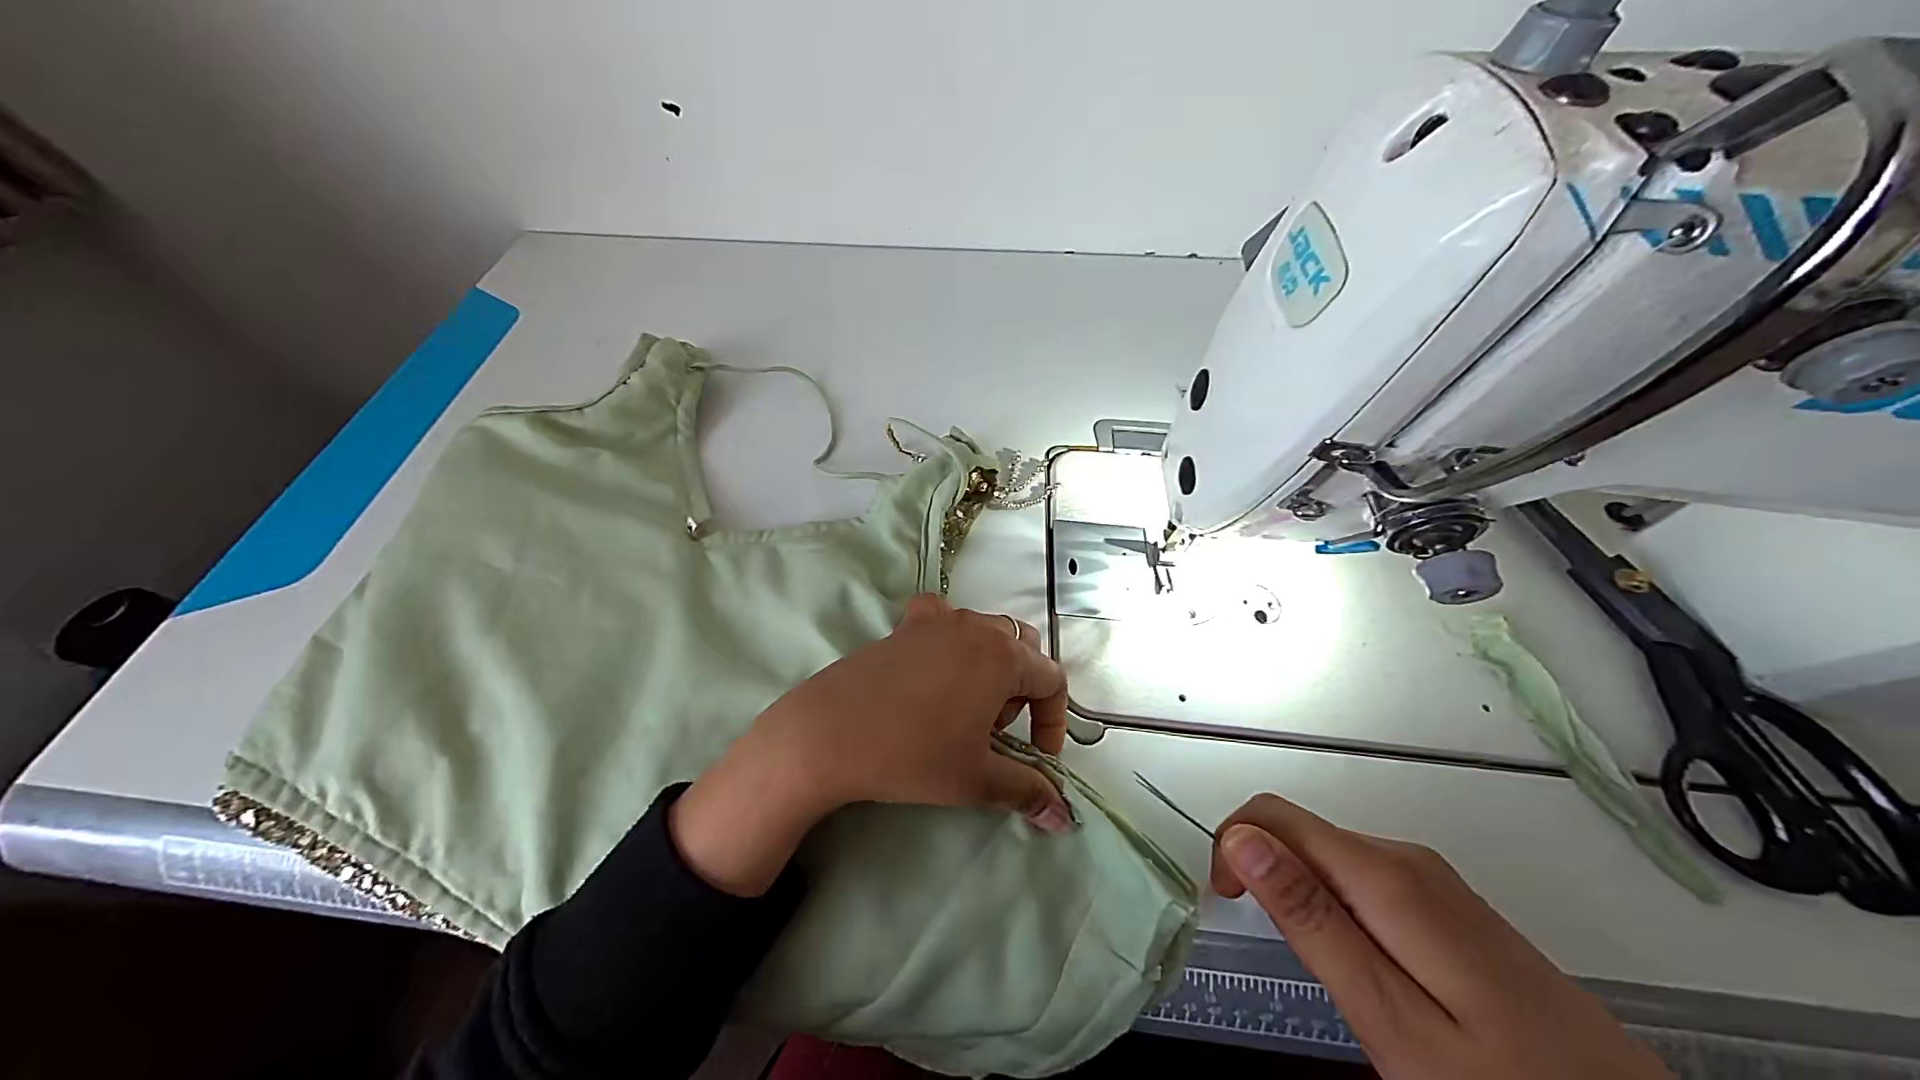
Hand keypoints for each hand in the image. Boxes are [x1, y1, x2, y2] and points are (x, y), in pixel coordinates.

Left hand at [671, 594, 1073, 895]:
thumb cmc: (913, 755)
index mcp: (1003, 656)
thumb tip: (1063, 818)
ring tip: (964, 708)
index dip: (1052, 723)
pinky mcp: (903, 626)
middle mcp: (975, 627)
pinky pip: (942, 620)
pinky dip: (950, 638)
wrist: (827, 735)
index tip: (1035, 757)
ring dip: (991, 667)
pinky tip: (934, 666)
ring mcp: (936, 621)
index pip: (1052, 681)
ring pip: (985, 633)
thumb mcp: (976, 779)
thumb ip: (1027, 792)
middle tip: (994, 732)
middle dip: (1021, 691)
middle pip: (1022, 650)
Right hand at [1211, 795, 1670, 1079]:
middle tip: (1266, 942)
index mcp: (1385, 876)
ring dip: (1297, 888)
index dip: (1232, 846)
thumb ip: (1311, 919)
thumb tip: (1243, 840)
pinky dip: (1335, 902)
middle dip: (1263, 868)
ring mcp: (1434, 880)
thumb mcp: (1389, 1015)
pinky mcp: (1450, 905)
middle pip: (1301, 831)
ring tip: (1311, 959)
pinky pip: (1365, 878)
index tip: (1226, 899)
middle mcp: (1407, 860)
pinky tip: (1357, 959)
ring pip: (1330, 854)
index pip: (1273, 816)